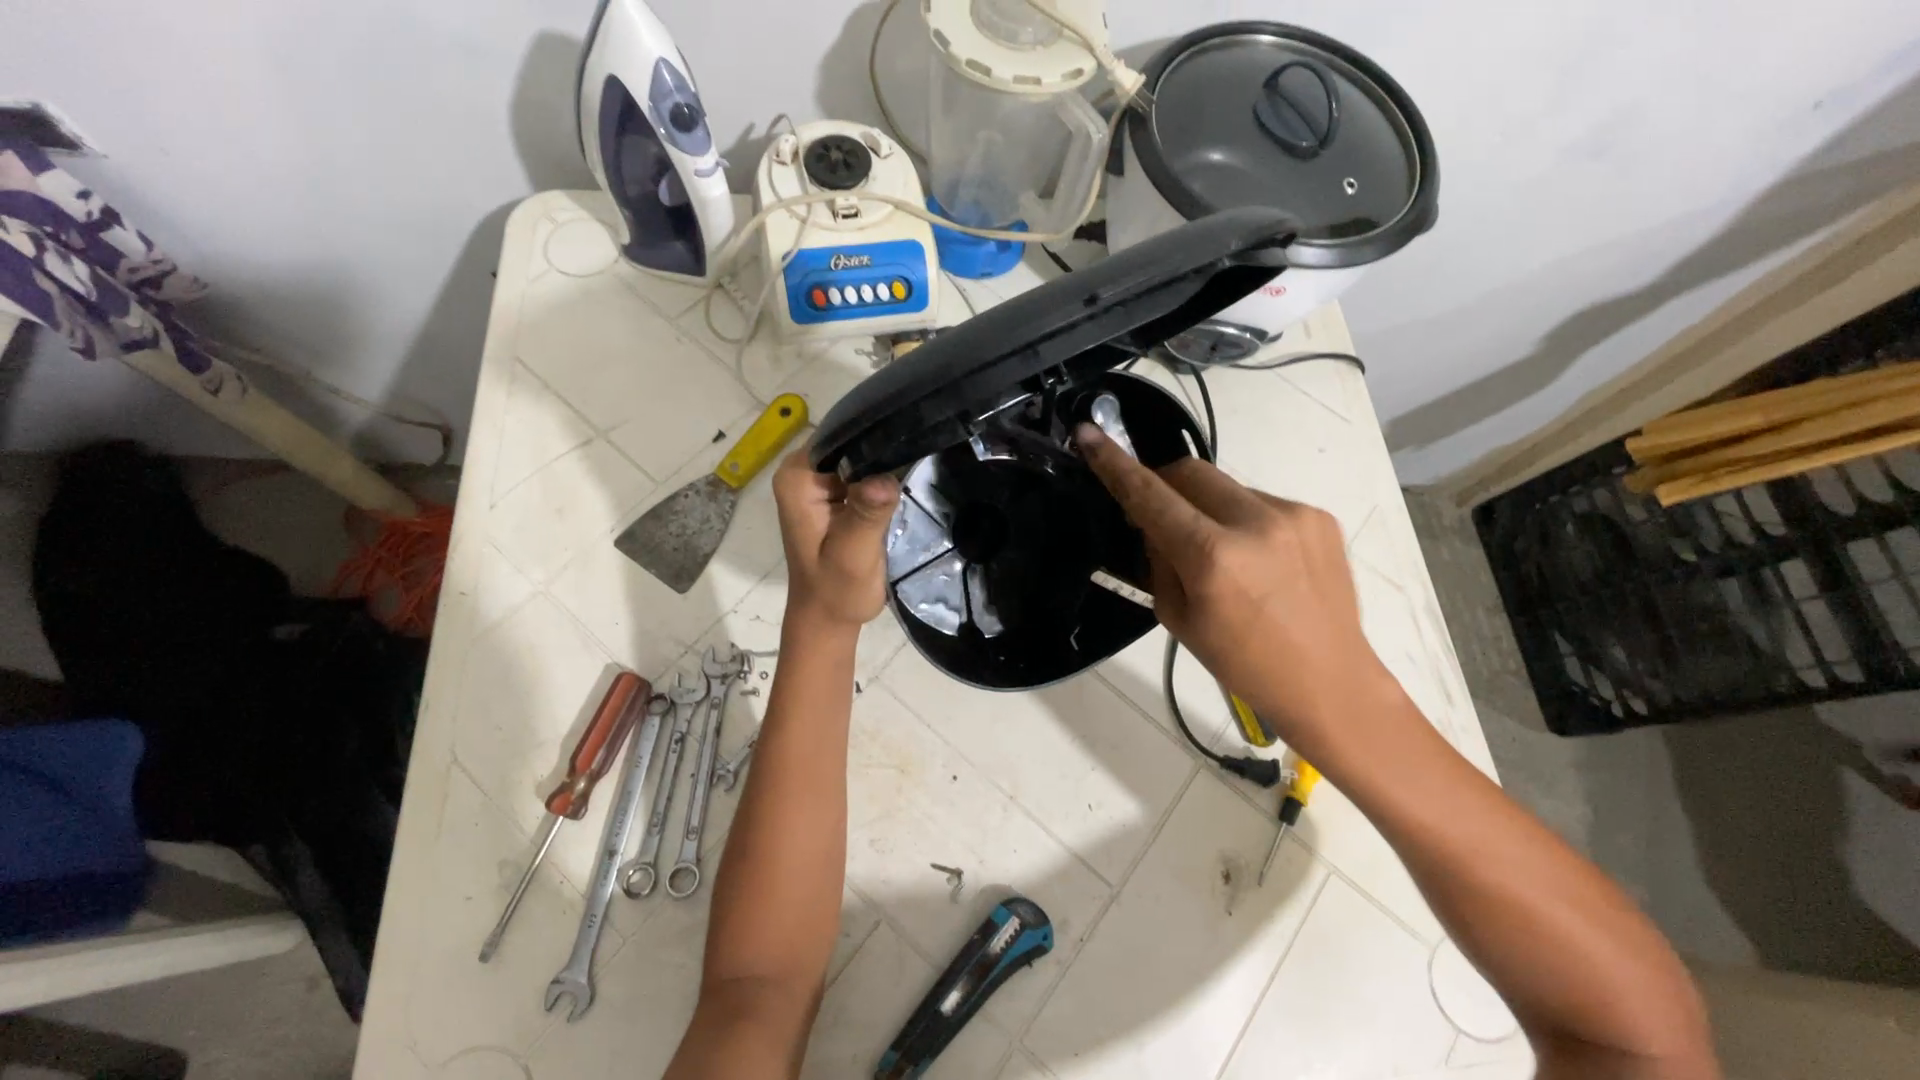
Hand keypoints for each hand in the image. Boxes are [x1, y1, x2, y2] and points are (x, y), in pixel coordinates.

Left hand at [771, 448, 901, 630]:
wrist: (829, 618)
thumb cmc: (836, 590)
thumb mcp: (853, 554)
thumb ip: (866, 515)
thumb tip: (882, 480)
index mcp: (797, 478)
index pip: (840, 435)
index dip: (874, 436)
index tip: (909, 437)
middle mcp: (802, 471)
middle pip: (850, 440)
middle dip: (882, 448)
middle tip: (919, 451)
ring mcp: (817, 481)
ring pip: (859, 454)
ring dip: (885, 462)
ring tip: (916, 462)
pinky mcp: (833, 492)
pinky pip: (861, 471)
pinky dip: (881, 476)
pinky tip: (902, 480)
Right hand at [1076, 423, 1387, 741]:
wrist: (1330, 681)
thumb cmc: (1243, 664)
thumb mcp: (1180, 619)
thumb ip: (1159, 561)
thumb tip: (1154, 522)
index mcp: (1213, 557)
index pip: (1150, 495)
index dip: (1114, 464)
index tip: (1088, 435)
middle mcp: (1255, 523)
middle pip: (1190, 471)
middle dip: (1164, 483)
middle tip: (1157, 514)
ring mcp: (1293, 515)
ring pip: (1227, 487)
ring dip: (1208, 508)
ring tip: (1222, 556)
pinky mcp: (1319, 516)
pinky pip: (1261, 503)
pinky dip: (1244, 522)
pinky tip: (1259, 563)